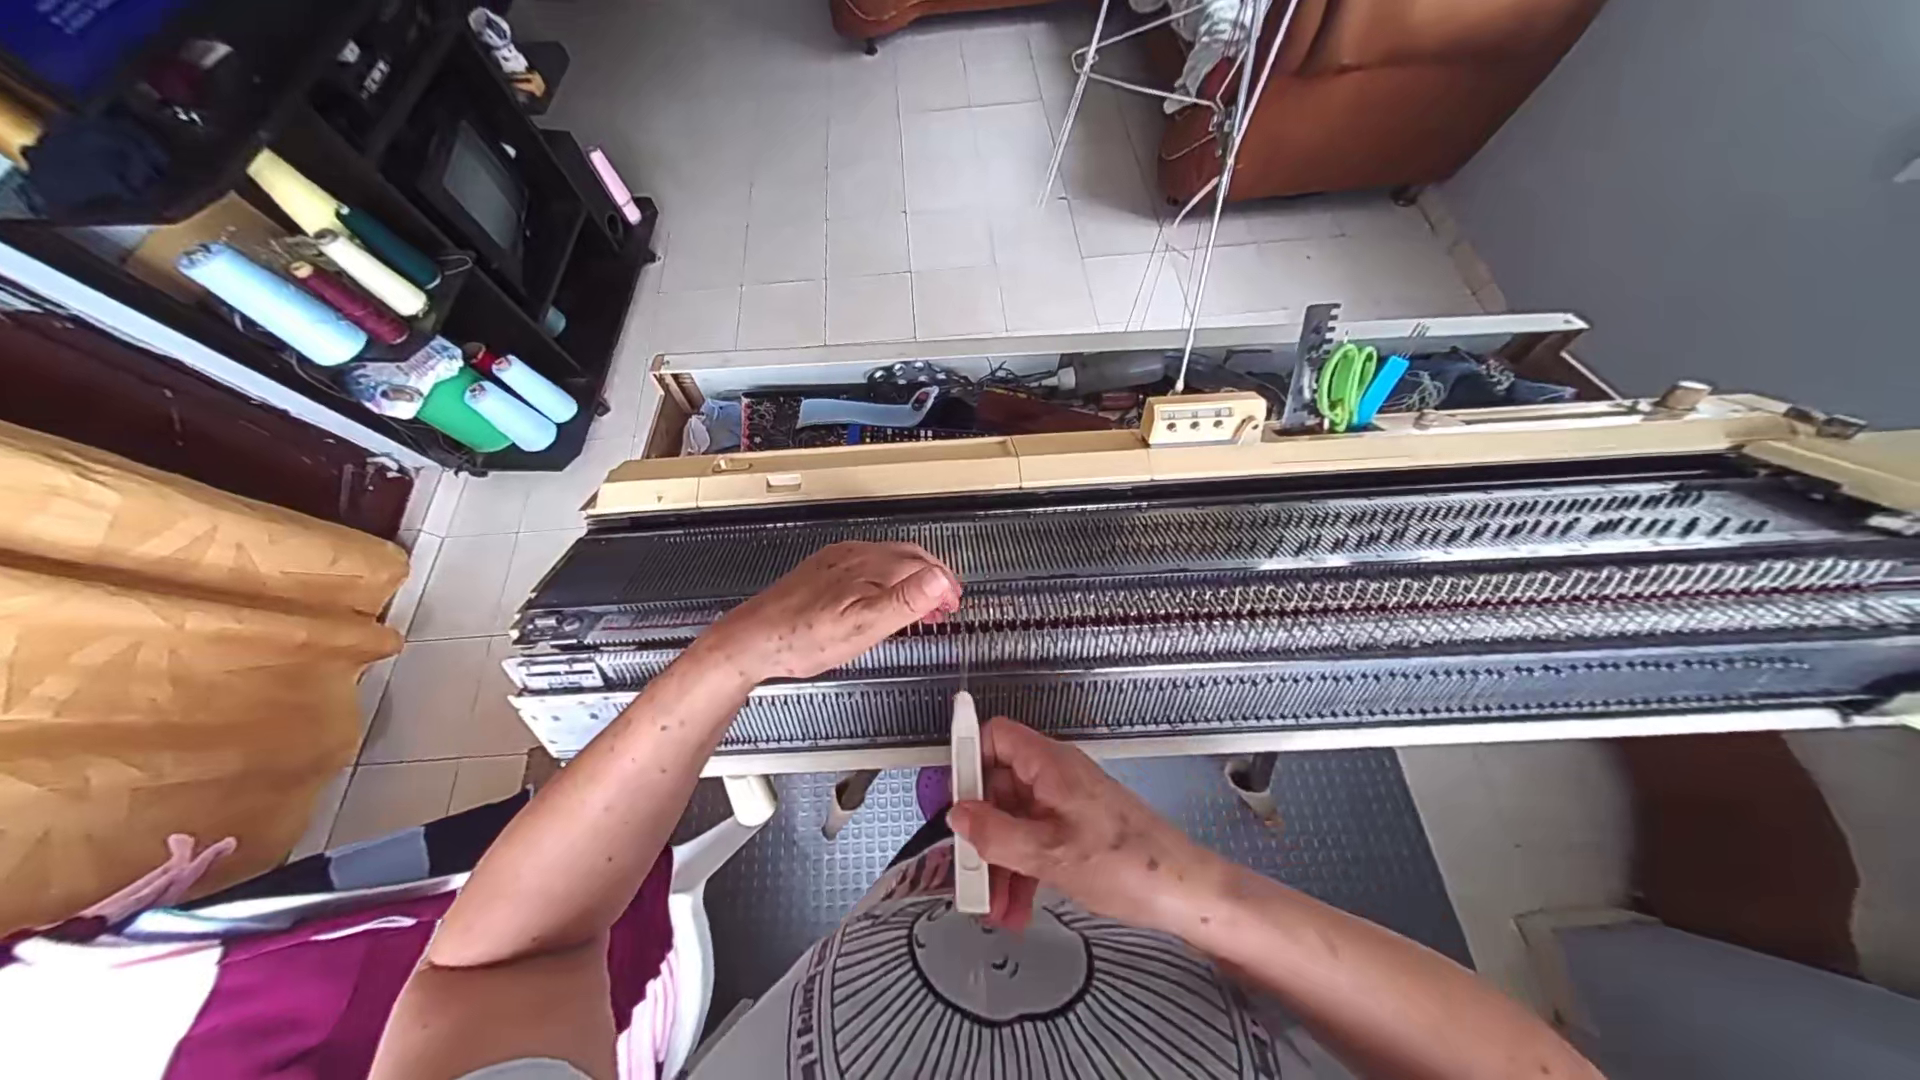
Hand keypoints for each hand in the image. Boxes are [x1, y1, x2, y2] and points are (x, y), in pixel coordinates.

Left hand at [696, 541, 961, 681]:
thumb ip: (905, 601)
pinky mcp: (823, 572)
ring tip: (919, 604)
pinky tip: (881, 597)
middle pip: (907, 558)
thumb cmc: (800, 638)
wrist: (752, 640)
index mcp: (868, 566)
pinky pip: (866, 566)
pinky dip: (887, 579)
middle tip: (944, 602)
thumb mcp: (862, 626)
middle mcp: (853, 556)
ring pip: (887, 561)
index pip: (922, 566)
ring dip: (910, 579)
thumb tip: (939, 579)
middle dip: (932, 578)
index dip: (943, 585)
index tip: (953, 603)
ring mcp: (836, 562)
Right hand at [949, 718, 1227, 935]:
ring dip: (998, 861)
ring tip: (994, 907)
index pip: (995, 736)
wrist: (1186, 893)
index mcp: (1049, 763)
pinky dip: (1021, 868)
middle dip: (980, 830)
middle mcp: (1054, 775)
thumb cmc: (1125, 863)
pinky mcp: (1074, 827)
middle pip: (998, 785)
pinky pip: (1034, 838)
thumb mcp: (1049, 853)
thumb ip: (995, 832)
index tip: (949, 797)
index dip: (968, 759)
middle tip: (968, 872)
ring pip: (1014, 819)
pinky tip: (1017, 908)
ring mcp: (1064, 802)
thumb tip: (956, 814)